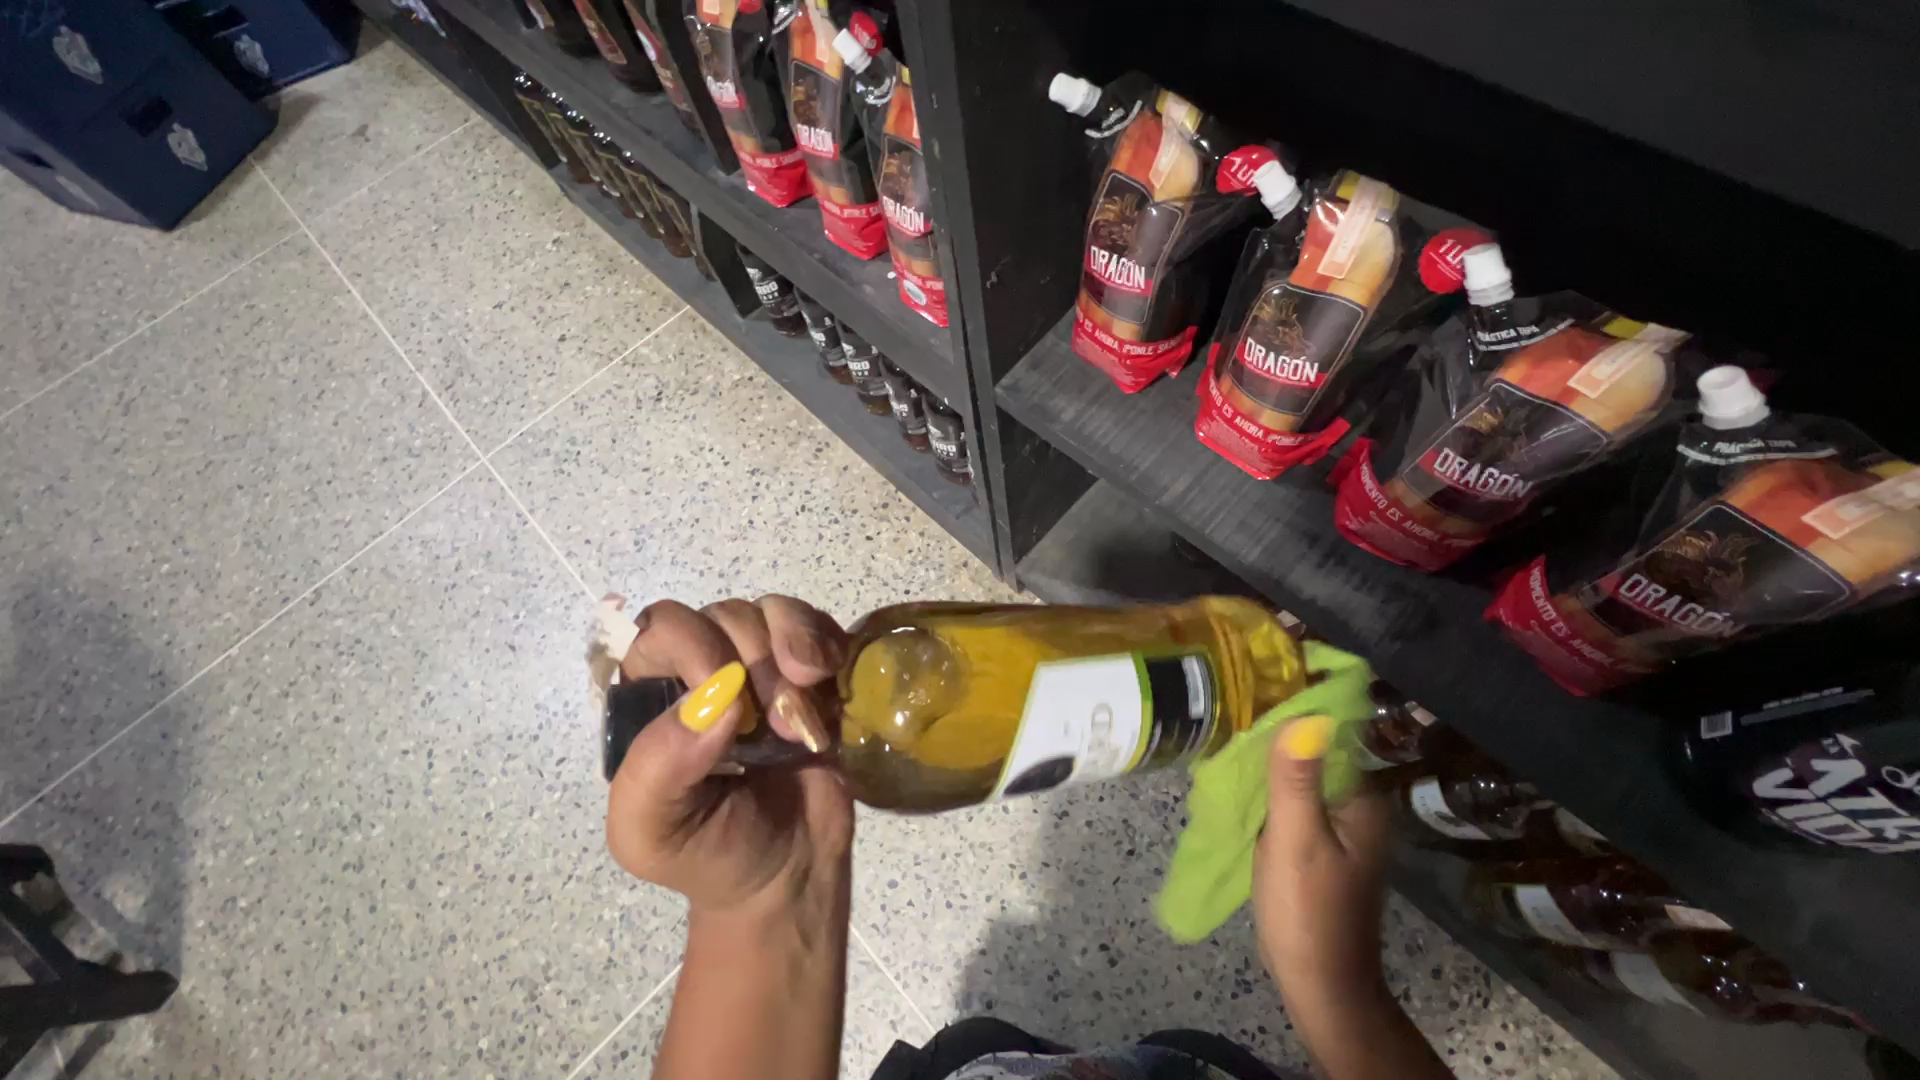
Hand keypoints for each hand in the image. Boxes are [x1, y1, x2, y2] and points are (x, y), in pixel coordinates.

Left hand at [605, 596, 853, 917]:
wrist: (789, 874)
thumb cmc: (709, 852)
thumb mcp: (651, 834)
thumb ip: (656, 769)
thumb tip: (714, 700)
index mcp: (652, 698)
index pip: (660, 629)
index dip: (694, 646)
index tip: (729, 697)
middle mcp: (705, 669)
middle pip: (724, 615)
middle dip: (755, 663)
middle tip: (773, 724)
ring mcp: (764, 666)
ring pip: (773, 611)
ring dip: (794, 654)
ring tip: (801, 718)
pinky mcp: (813, 671)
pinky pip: (819, 626)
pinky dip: (826, 647)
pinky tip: (828, 687)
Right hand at [1251, 714, 1393, 1001]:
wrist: (1318, 983)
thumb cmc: (1308, 910)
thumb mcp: (1295, 839)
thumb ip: (1296, 779)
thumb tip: (1305, 714)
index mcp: (1362, 800)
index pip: (1331, 733)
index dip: (1295, 707)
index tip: (1254, 683)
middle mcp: (1358, 806)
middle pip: (1315, 752)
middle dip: (1277, 731)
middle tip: (1230, 705)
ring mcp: (1339, 826)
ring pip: (1301, 776)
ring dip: (1269, 760)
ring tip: (1226, 733)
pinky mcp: (1320, 843)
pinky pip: (1294, 800)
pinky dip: (1268, 788)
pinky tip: (1237, 780)